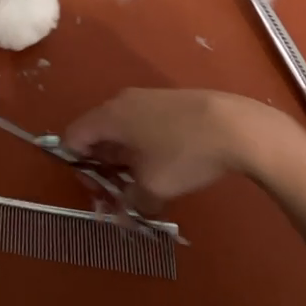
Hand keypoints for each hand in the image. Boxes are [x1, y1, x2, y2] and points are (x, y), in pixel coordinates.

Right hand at [62, 89, 284, 211]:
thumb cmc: (182, 153)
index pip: (73, 136)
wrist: (233, 124)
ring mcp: (144, 98)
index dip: (76, 165)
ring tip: (145, 179)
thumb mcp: (154, 186)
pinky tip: (166, 161)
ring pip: (121, 128)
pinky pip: (141, 122)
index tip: (97, 188)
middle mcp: (120, 101)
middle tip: (121, 189)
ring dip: (124, 154)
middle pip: (97, 132)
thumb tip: (130, 208)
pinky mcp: (166, 101)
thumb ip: (133, 200)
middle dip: (103, 162)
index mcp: (108, 117)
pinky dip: (142, 143)